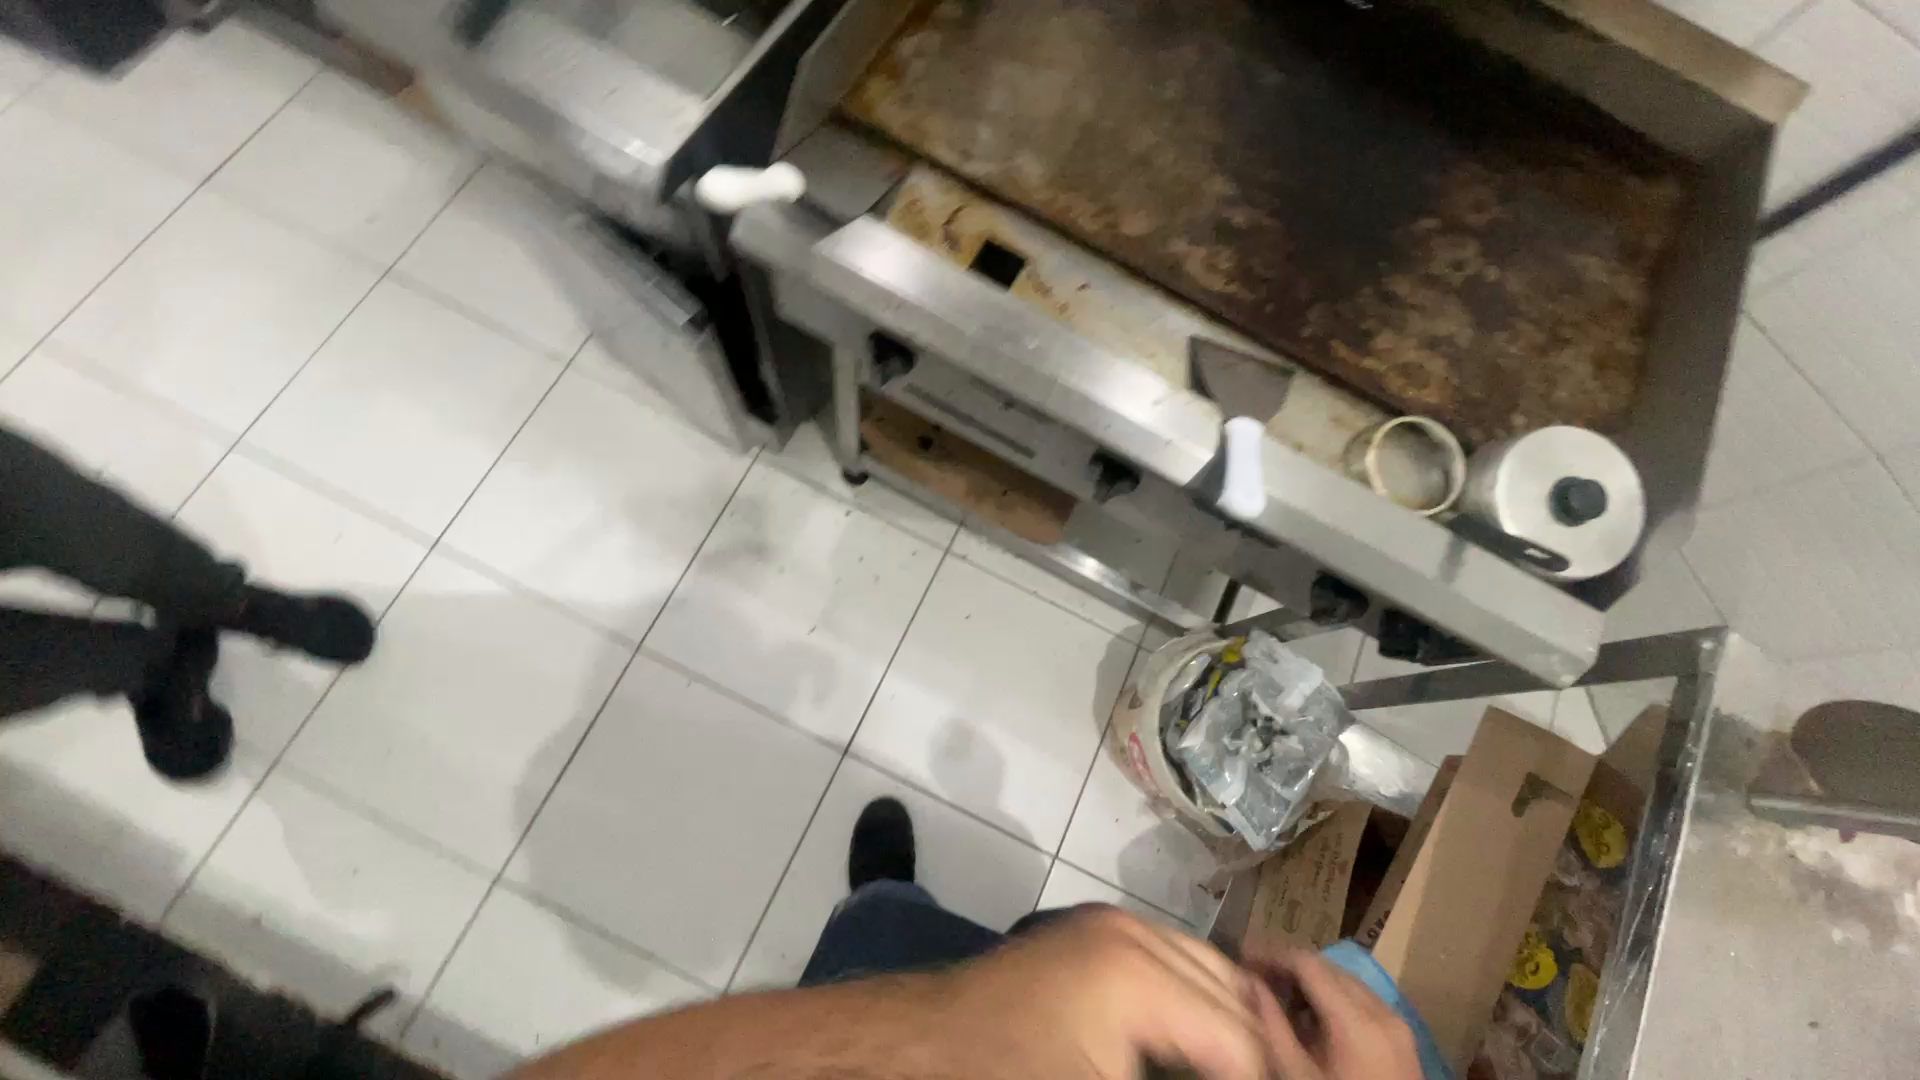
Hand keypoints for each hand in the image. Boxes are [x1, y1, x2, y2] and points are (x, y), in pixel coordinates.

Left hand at [930, 907, 1282, 1079]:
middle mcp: (1132, 932)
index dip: (1261, 1077)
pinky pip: (1168, 959)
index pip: (1241, 1042)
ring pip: (1205, 968)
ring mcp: (1108, 924)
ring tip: (1224, 1067)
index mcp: (1139, 973)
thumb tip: (1223, 1069)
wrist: (920, 1043)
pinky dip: (1191, 999)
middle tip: (1253, 1073)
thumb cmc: (1005, 1075)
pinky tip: (1190, 1047)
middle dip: (1252, 1050)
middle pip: (1234, 993)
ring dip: (1226, 1022)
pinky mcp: (1090, 933)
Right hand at [1247, 951, 1422, 1079]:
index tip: (1243, 957)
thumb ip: (1271, 1023)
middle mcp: (1382, 1012)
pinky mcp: (1404, 1040)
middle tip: (1256, 975)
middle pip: (1327, 968)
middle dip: (1289, 966)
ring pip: (1346, 982)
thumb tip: (1251, 983)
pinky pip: (1363, 1001)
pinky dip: (1334, 998)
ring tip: (1280, 995)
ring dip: (1311, 981)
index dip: (1271, 955)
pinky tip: (1312, 1017)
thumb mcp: (1295, 1074)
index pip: (1306, 964)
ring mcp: (1398, 1025)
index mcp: (1356, 1021)